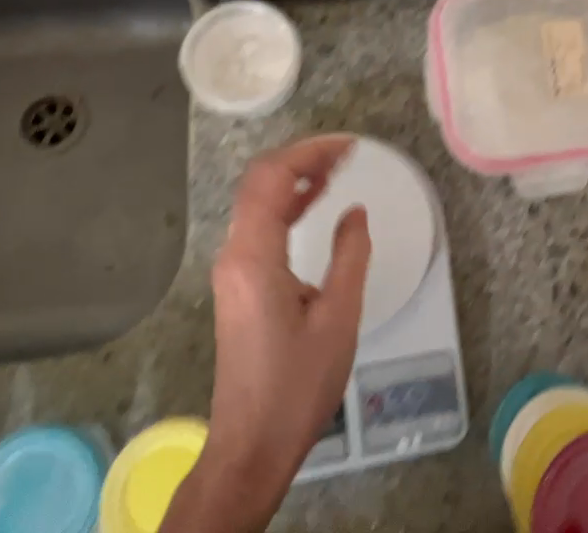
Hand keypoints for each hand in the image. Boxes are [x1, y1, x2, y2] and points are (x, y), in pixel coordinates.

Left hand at [170, 135, 370, 531]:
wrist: (252, 443)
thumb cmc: (297, 383)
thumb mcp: (338, 317)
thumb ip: (349, 255)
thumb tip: (354, 212)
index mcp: (254, 257)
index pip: (272, 180)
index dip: (309, 153)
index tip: (347, 146)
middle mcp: (235, 255)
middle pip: (259, 184)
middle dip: (302, 159)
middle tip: (346, 151)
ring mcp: (233, 271)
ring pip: (257, 204)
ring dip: (294, 180)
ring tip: (336, 167)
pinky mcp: (239, 286)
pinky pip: (260, 228)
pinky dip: (287, 206)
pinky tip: (313, 203)